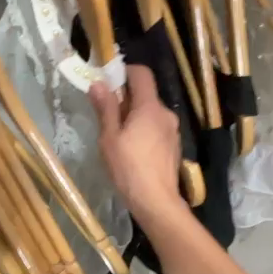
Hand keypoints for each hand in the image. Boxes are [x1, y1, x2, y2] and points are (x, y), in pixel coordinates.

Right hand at [90, 64, 185, 223]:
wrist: (157, 201)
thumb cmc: (129, 168)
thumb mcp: (110, 138)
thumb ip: (106, 108)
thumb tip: (98, 83)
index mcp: (150, 107)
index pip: (142, 74)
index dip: (125, 72)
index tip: (109, 81)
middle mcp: (165, 114)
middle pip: (146, 95)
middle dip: (126, 99)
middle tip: (107, 115)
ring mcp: (172, 131)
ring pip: (151, 114)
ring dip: (135, 117)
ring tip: (118, 137)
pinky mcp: (174, 147)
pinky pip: (157, 129)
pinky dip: (144, 131)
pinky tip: (133, 151)